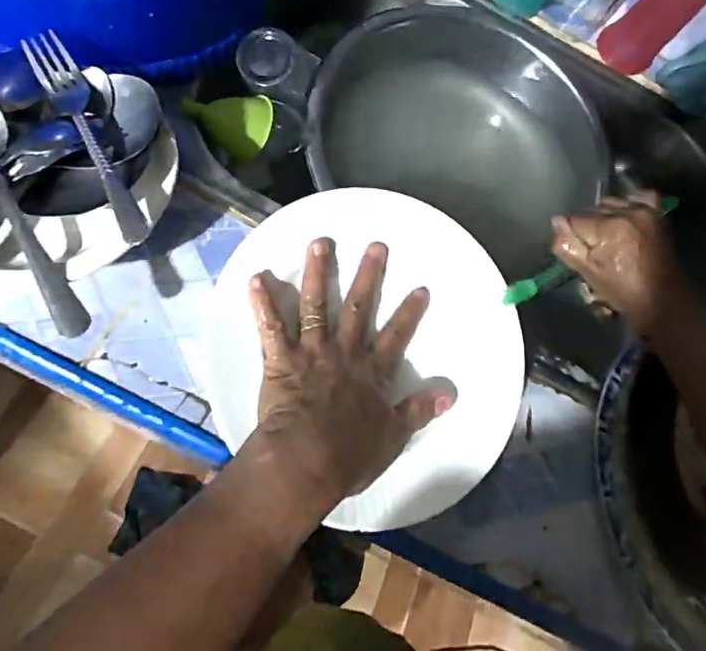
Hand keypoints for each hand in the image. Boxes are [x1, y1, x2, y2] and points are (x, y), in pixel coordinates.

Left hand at [246, 239, 453, 509]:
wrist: (303, 462)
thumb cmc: (348, 454)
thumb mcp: (392, 436)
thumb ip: (418, 411)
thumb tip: (449, 395)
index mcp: (371, 371)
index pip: (396, 335)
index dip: (409, 312)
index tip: (420, 287)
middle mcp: (344, 352)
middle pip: (360, 307)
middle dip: (369, 275)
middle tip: (376, 245)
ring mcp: (312, 352)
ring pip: (317, 306)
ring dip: (318, 273)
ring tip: (319, 243)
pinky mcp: (282, 361)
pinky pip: (271, 328)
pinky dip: (263, 304)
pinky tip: (256, 279)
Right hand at [551, 190, 694, 332]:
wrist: (663, 299)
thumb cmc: (624, 291)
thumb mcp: (590, 274)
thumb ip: (569, 247)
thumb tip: (557, 221)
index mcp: (608, 228)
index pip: (575, 220)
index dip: (571, 235)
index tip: (576, 249)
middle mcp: (626, 213)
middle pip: (593, 210)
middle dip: (589, 227)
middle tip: (593, 248)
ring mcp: (644, 211)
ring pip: (612, 202)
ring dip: (606, 214)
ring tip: (609, 236)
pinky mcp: (657, 214)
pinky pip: (642, 196)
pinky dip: (632, 201)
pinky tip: (626, 214)